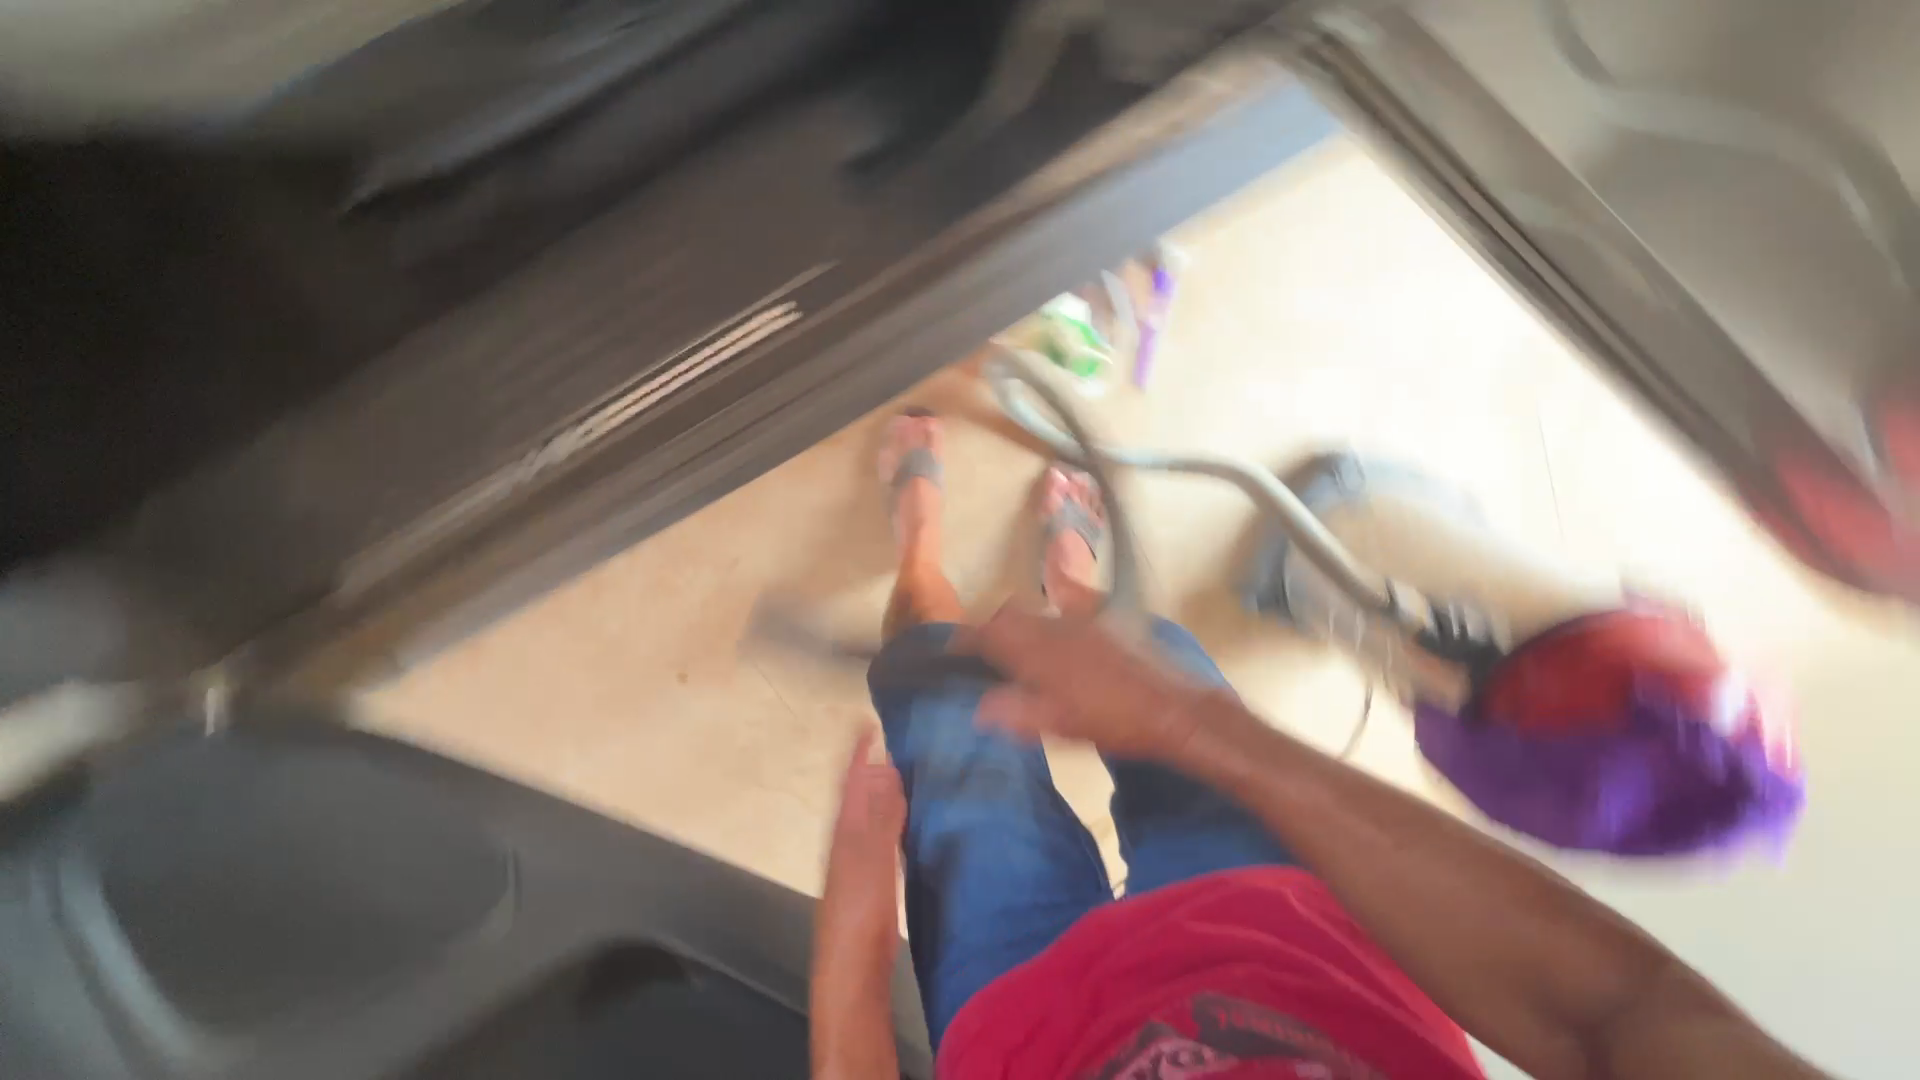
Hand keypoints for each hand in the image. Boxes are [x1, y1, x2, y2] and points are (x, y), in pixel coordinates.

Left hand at [818, 728, 905, 959]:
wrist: (851, 970)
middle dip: (875, 767)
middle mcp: (848, 840)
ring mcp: (859, 861)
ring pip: (872, 815)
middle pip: (860, 794)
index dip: (857, 751)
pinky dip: (896, 821)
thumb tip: (888, 767)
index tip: (869, 723)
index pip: (850, 779)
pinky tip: (914, 824)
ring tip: (913, 774)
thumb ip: (882, 814)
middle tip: (902, 744)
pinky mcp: (873, 881)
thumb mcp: (872, 857)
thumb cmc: (859, 911)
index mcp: (845, 829)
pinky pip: (884, 837)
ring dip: (886, 793)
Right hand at [966, 602, 1214, 761]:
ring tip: (1021, 643)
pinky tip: (1061, 603)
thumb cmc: (1112, 723)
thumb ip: (1014, 713)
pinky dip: (1060, 592)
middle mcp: (1055, 627)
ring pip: (1038, 608)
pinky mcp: (1108, 616)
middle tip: (988, 653)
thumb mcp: (1057, 726)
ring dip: (1021, 621)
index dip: (966, 639)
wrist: (1170, 708)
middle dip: (992, 630)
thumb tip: (979, 708)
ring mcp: (1083, 618)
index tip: (953, 649)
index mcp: (1038, 654)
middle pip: (1009, 615)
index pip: (989, 635)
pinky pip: (1075, 594)